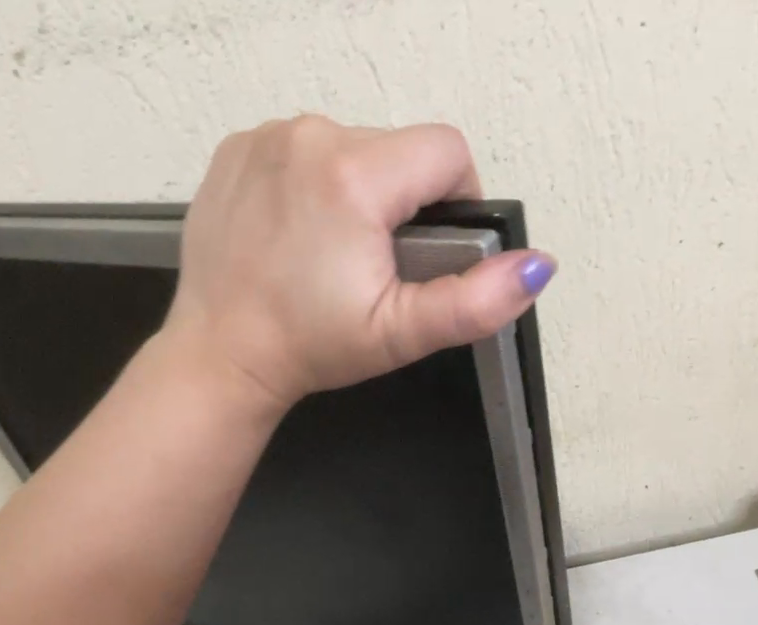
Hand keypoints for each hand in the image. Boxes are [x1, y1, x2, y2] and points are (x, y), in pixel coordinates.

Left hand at [159, 115, 557, 408]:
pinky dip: (314, 183)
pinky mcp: (238, 149)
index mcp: (354, 175)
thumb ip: (476, 301)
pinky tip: (300, 232)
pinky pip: (303, 149)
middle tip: (377, 263)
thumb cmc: (307, 346)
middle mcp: (308, 137)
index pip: (447, 151)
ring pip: (352, 146)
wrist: (221, 353)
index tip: (429, 247)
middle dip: (403, 200)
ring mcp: (266, 138)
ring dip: (359, 189)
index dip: (457, 198)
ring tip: (336, 250)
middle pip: (398, 148)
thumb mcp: (400, 333)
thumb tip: (536, 266)